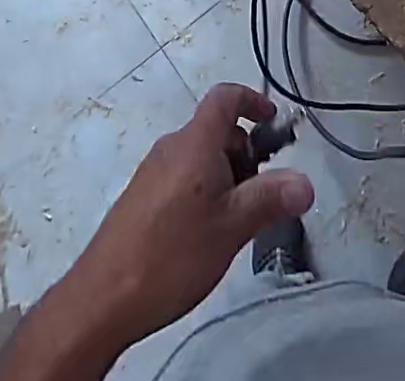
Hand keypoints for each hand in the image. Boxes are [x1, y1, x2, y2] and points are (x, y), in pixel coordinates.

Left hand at [3, 84, 314, 377]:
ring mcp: (152, 175)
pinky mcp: (140, 201)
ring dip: (227, 177)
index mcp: (194, 143)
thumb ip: (273, 198)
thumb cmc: (171, 254)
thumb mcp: (233, 226)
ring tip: (234, 220)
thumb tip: (307, 184)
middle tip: (259, 192)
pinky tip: (205, 234)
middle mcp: (171, 149)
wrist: (97, 306)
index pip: (225, 98)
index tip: (272, 121)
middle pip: (218, 131)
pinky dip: (205, 192)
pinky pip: (183, 179)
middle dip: (246, 154)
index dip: (253, 100)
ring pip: (201, 158)